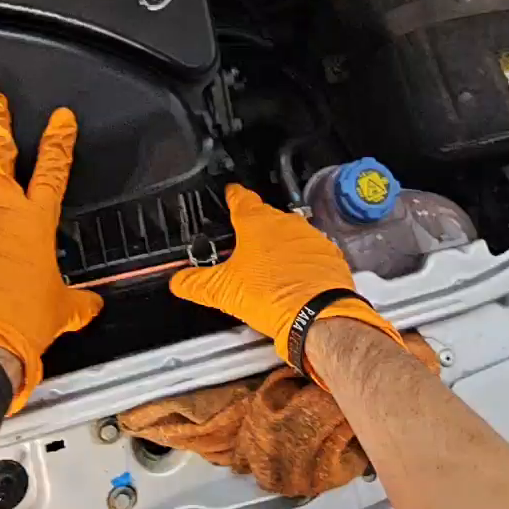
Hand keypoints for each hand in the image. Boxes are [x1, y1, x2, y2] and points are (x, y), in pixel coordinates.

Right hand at [170, 185, 403, 376]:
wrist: (317, 316)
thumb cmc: (273, 296)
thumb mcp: (223, 291)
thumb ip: (196, 283)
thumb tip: (178, 281)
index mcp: (257, 223)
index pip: (241, 198)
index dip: (233, 196)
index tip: (231, 193)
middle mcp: (286, 223)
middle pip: (266, 217)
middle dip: (255, 228)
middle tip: (244, 245)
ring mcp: (310, 237)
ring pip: (290, 234)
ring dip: (280, 246)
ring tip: (269, 269)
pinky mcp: (329, 254)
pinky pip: (311, 252)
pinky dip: (302, 261)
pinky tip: (295, 279)